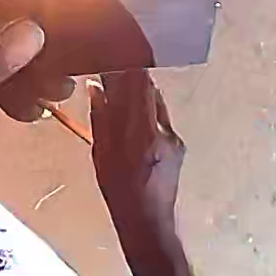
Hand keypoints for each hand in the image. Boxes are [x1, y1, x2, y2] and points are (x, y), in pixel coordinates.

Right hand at [90, 70, 184, 243]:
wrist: (148, 222)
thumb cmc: (118, 188)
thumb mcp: (101, 152)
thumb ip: (100, 117)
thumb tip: (96, 87)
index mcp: (140, 129)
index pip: (138, 83)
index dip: (127, 64)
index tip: (114, 53)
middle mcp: (161, 128)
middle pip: (148, 89)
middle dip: (131, 76)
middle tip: (114, 68)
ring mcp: (173, 136)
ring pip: (155, 102)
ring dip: (139, 93)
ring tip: (122, 92)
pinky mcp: (178, 145)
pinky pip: (160, 118)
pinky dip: (147, 112)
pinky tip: (134, 119)